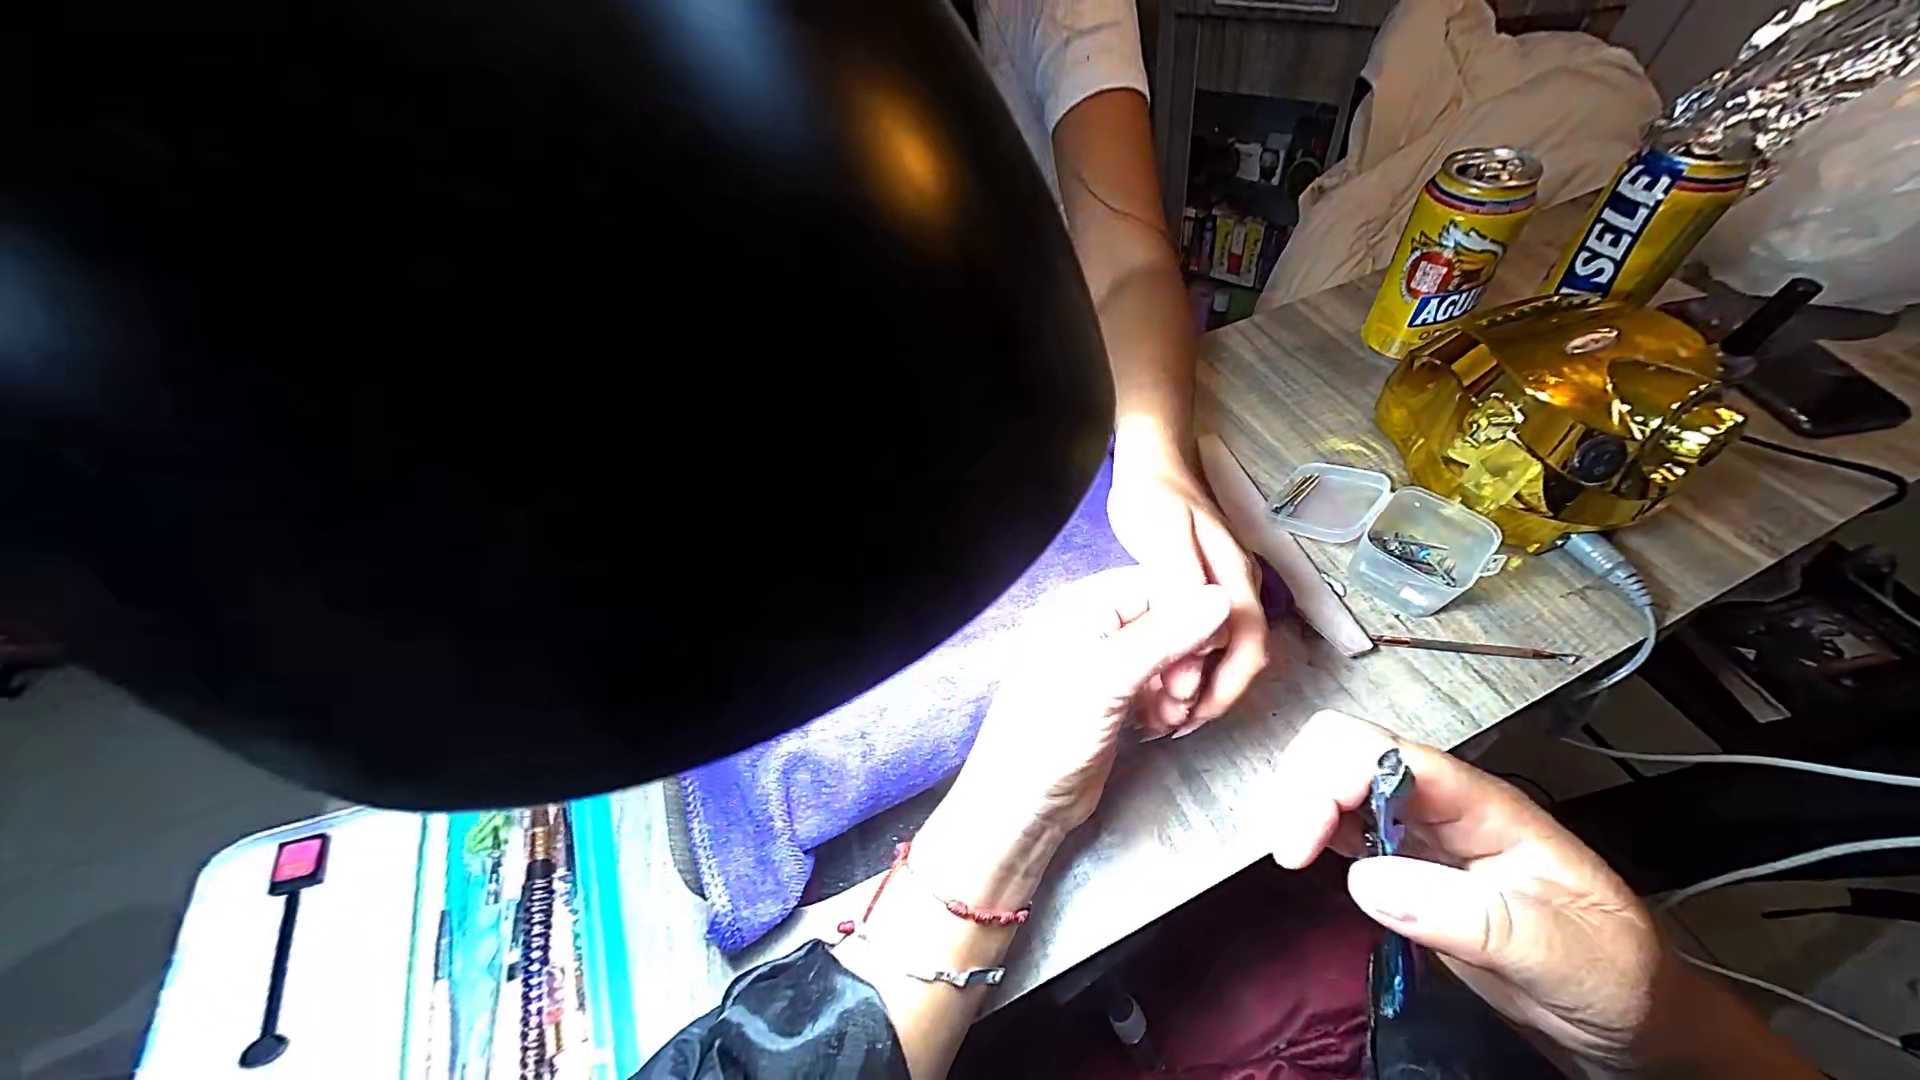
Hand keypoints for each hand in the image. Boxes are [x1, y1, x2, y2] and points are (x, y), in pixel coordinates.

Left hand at [911, 569, 1231, 911]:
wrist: (1023, 803)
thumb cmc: (1050, 736)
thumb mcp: (1107, 680)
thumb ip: (1163, 636)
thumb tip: (1219, 595)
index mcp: (1079, 605)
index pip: (1158, 583)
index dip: (1191, 617)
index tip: (1205, 655)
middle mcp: (1092, 623)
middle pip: (1170, 617)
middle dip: (1188, 657)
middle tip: (1182, 695)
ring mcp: (1103, 657)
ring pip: (1170, 651)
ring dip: (1183, 683)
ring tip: (1170, 716)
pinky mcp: (1114, 690)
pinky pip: (1160, 678)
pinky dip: (1170, 699)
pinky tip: (1160, 724)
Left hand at [1106, 435, 1266, 736]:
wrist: (1150, 460)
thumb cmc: (1152, 496)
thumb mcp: (1161, 538)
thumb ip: (1182, 587)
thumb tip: (1209, 640)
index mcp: (1230, 579)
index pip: (1242, 645)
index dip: (1220, 685)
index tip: (1185, 714)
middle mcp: (1233, 587)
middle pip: (1238, 654)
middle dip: (1210, 694)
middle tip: (1170, 723)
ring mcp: (1219, 587)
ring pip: (1220, 650)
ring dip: (1197, 683)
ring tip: (1160, 711)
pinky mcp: (1199, 588)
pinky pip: (1201, 636)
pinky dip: (1184, 663)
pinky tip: (1157, 676)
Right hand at [1270, 710, 1663, 1067]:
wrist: (1628, 1012)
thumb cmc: (1615, 977)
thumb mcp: (1566, 955)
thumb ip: (1476, 917)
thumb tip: (1368, 881)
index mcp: (1473, 799)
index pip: (1378, 752)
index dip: (1326, 781)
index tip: (1300, 844)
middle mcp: (1430, 797)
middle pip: (1338, 748)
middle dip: (1299, 786)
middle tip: (1289, 849)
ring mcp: (1408, 820)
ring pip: (1325, 774)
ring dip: (1294, 804)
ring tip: (1291, 853)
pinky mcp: (1390, 851)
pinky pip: (1330, 816)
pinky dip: (1303, 826)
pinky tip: (1303, 854)